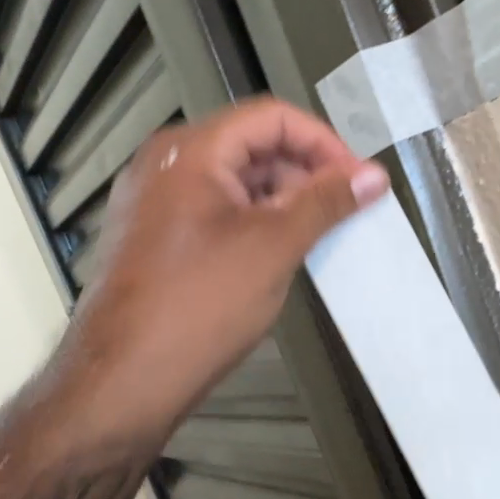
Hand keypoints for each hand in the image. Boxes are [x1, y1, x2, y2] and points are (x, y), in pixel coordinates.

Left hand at [51, 98, 388, 435]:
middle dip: (309, 171)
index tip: (360, 181)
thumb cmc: (201, 303)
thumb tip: (375, 176)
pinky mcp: (162, 237)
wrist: (124, 381)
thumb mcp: (276, 245)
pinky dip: (262, 221)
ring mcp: (160, 202)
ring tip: (324, 234)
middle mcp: (170, 165)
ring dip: (289, 199)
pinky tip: (287, 253)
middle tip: (350, 209)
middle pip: (256, 145)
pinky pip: (223, 210)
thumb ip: (327, 202)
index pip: (272, 117)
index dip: (324, 143)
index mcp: (191, 152)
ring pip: (241, 180)